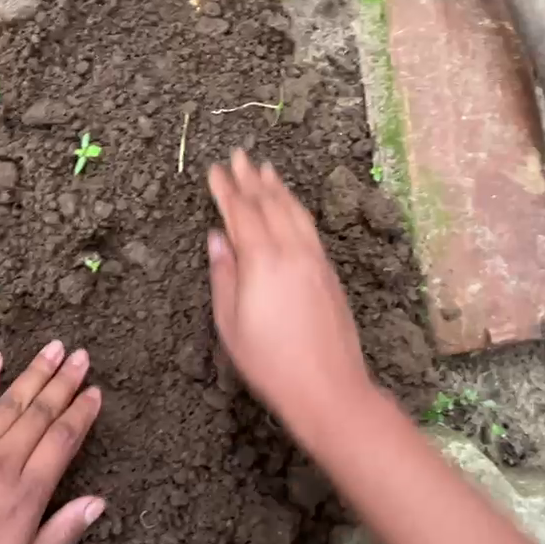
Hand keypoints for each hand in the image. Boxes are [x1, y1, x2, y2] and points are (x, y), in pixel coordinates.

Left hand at [0, 342, 103, 543]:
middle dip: (64, 382)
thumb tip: (97, 501)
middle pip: (40, 414)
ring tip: (54, 348)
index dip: (82, 413)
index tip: (96, 391)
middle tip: (81, 355)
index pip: (63, 441)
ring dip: (34, 373)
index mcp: (25, 496)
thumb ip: (61, 535)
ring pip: (8, 403)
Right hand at [207, 150, 373, 428]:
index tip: (215, 170)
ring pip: (294, 211)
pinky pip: (308, 225)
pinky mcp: (329, 272)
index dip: (226, 189)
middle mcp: (291, 251)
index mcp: (262, 261)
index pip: (240, 213)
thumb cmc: (270, 362)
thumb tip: (218, 238)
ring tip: (266, 168)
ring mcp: (314, 259)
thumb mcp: (230, 323)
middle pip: (269, 204)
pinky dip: (295, 207)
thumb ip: (224, 275)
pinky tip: (290, 204)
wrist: (329, 388)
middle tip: (239, 155)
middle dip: (251, 178)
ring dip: (277, 187)